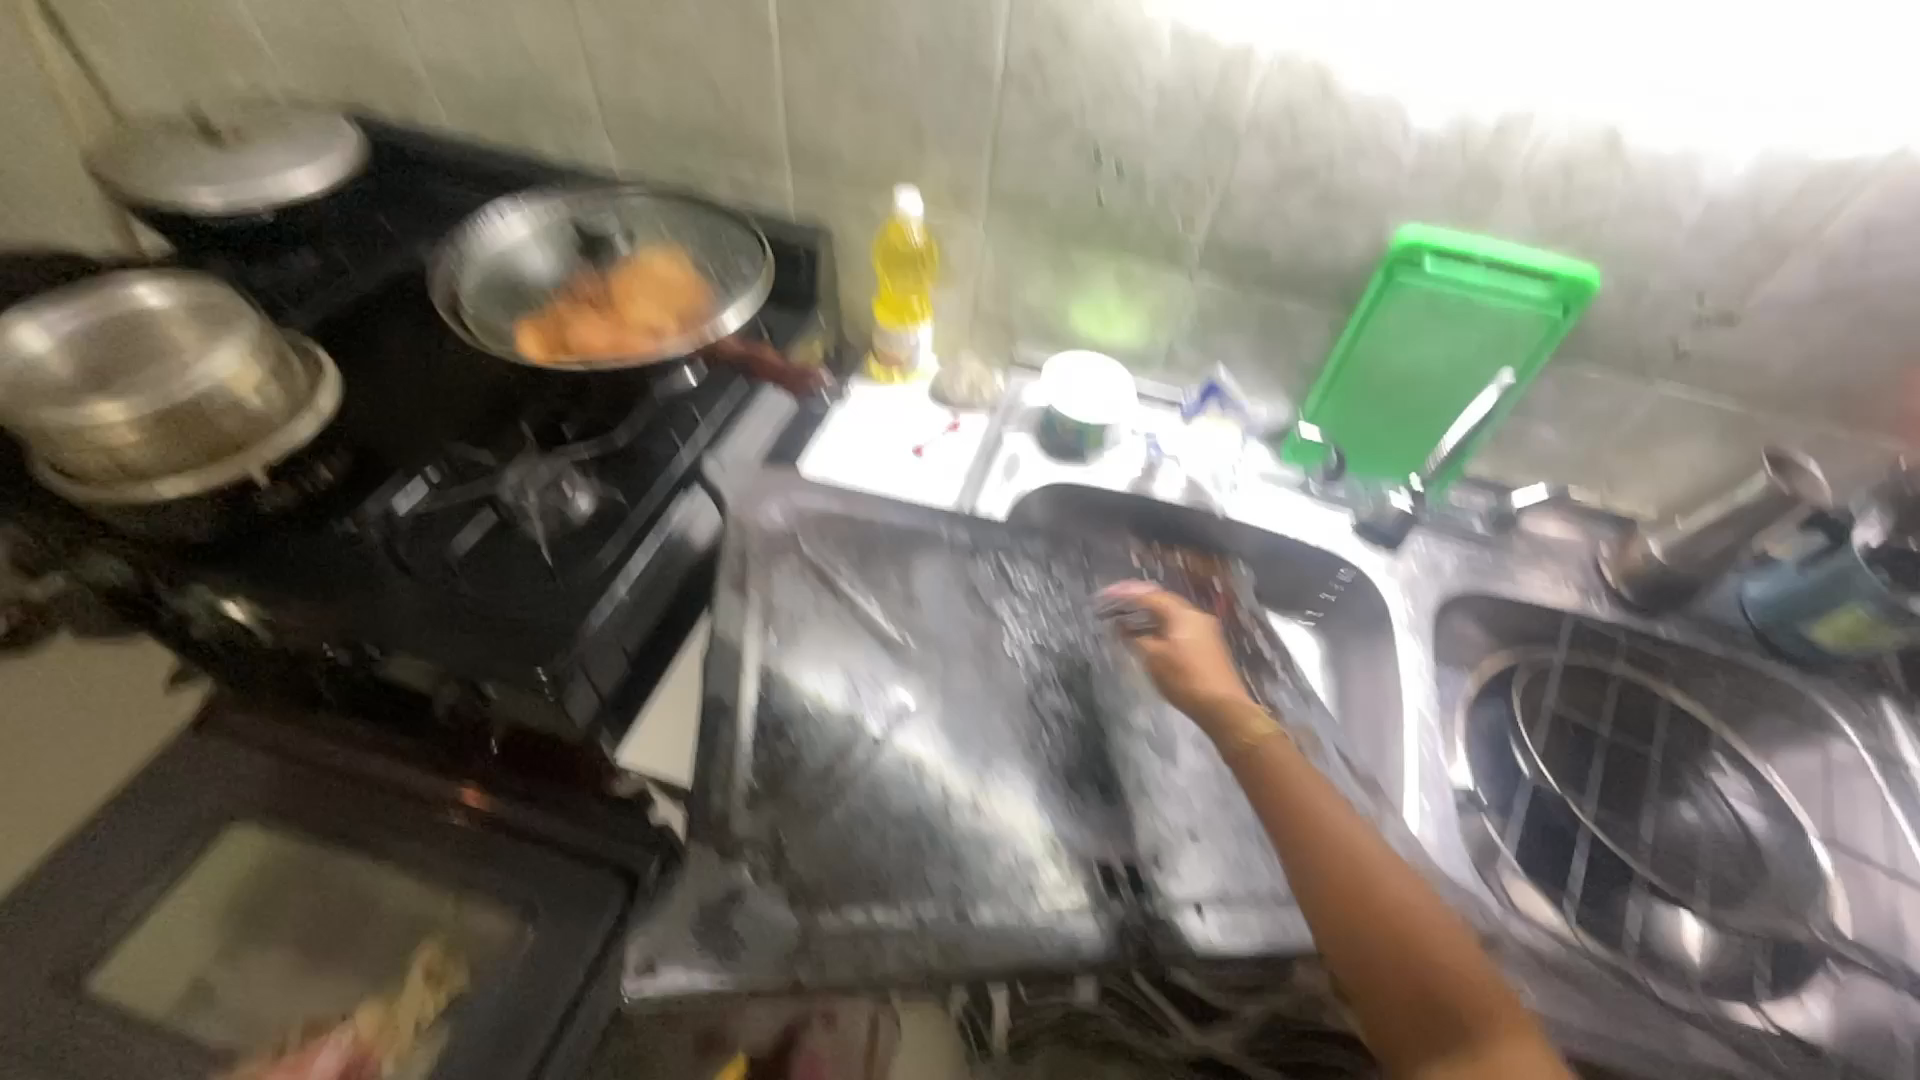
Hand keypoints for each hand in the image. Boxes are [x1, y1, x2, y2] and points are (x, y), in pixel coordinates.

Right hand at [1096, 581, 1257, 724]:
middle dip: (1137, 603)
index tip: (1106, 596)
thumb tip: (1120, 626)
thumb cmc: (1184, 679)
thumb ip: (1134, 637)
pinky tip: (1147, 637)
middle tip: (1115, 605)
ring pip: (1171, 616)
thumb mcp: (1152, 658)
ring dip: (1148, 616)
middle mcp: (1196, 616)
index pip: (1150, 596)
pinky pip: (1177, 627)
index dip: (1126, 594)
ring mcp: (1204, 631)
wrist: (1222, 707)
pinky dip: (1159, 628)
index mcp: (1183, 615)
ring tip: (1126, 621)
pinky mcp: (1207, 646)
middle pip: (1162, 602)